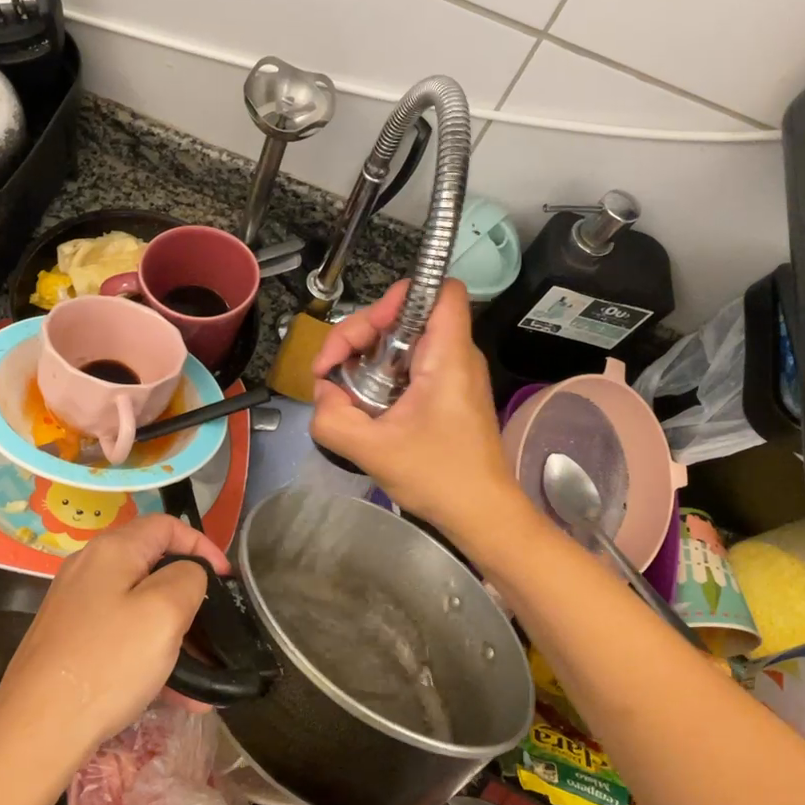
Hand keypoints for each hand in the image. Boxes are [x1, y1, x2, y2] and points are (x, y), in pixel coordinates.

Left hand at [0, 515, 229, 755]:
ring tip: (206, 675)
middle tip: (216, 629)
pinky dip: (152, 657)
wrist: (36, 731)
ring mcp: (76, 608)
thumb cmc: (108, 662)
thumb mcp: (165, 612)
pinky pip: (123, 638)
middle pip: (153, 567)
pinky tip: (180, 696)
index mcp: (111, 550)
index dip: (202, 545)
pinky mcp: (70, 643)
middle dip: (190, 597)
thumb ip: (189, 578)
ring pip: (140, 608)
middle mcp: (89, 570)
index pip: (166, 525)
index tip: (227, 581)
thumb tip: (188, 574)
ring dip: (176, 636)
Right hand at [310, 279, 523, 537]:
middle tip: (330, 370)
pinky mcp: (446, 395)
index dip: (399, 295)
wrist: (482, 515)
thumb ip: (333, 418)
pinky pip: (408, 367)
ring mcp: (452, 375)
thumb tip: (323, 394)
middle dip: (361, 333)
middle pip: (406, 314)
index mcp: (448, 357)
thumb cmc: (440, 479)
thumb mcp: (373, 450)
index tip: (367, 331)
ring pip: (402, 341)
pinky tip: (362, 405)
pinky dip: (379, 377)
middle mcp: (455, 357)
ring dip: (364, 357)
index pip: (441, 290)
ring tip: (341, 391)